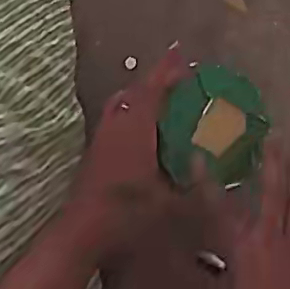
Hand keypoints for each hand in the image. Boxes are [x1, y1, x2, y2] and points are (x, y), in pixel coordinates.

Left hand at [68, 46, 191, 263]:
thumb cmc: (127, 213)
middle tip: (178, 81)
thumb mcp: (170, 204)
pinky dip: (132, 117)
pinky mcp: (94, 155)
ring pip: (123, 106)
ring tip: (163, 104)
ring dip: (141, 99)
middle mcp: (117, 124)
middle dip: (156, 82)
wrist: (81, 236)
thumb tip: (209, 166)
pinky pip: (116, 121)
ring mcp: (102, 138)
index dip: (167, 69)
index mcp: (136, 126)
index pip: (153, 88)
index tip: (180, 52)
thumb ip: (193, 186)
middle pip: (136, 92)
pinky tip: (145, 136)